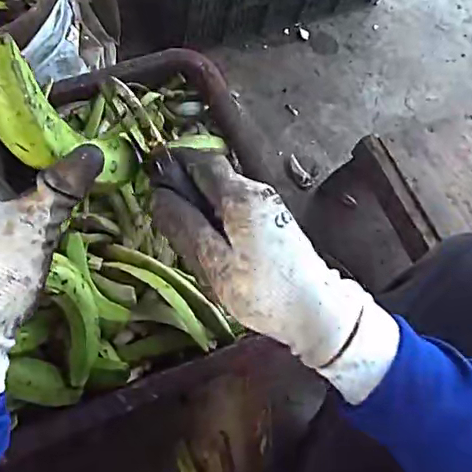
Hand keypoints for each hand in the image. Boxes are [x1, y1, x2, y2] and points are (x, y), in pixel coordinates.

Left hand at [0, 115, 102, 407]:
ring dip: (38, 161)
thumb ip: (64, 184)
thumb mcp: (36, 223)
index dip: (11, 105)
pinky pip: (15, 189)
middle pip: (1, 141)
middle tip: (72, 128)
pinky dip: (36, 183)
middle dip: (34, 134)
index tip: (47, 100)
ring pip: (10, 167)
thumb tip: (94, 148)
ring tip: (73, 152)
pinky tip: (64, 185)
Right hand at [151, 151, 399, 403]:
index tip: (153, 181)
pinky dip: (218, 217)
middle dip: (186, 188)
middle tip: (167, 216)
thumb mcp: (213, 263)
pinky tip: (214, 245)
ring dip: (202, 205)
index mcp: (239, 194)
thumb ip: (185, 225)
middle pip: (211, 174)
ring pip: (222, 191)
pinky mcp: (272, 218)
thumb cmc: (262, 291)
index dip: (174, 165)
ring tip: (189, 237)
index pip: (200, 160)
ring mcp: (266, 202)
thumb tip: (158, 195)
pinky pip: (235, 206)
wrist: (317, 312)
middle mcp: (255, 189)